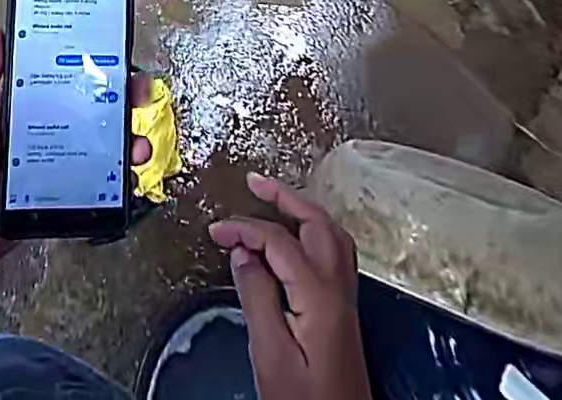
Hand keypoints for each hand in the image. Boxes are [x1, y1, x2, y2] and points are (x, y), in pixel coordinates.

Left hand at [0, 23, 154, 283]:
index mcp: (14, 109)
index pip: (55, 81)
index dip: (84, 69)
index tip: (115, 60)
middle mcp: (34, 134)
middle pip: (82, 114)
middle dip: (114, 107)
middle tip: (140, 99)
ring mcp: (45, 169)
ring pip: (91, 152)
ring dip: (120, 147)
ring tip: (141, 147)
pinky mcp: (51, 202)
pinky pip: (86, 189)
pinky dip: (110, 185)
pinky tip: (130, 181)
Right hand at [209, 177, 371, 399]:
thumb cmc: (301, 399)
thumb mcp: (269, 352)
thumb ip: (255, 294)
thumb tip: (242, 251)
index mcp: (319, 296)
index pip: (278, 240)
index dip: (243, 229)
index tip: (215, 232)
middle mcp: (338, 291)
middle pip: (318, 225)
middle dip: (285, 197)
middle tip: (254, 182)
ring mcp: (346, 300)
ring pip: (332, 236)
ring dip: (302, 210)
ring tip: (272, 197)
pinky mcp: (343, 310)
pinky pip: (334, 253)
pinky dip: (311, 230)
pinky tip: (292, 235)